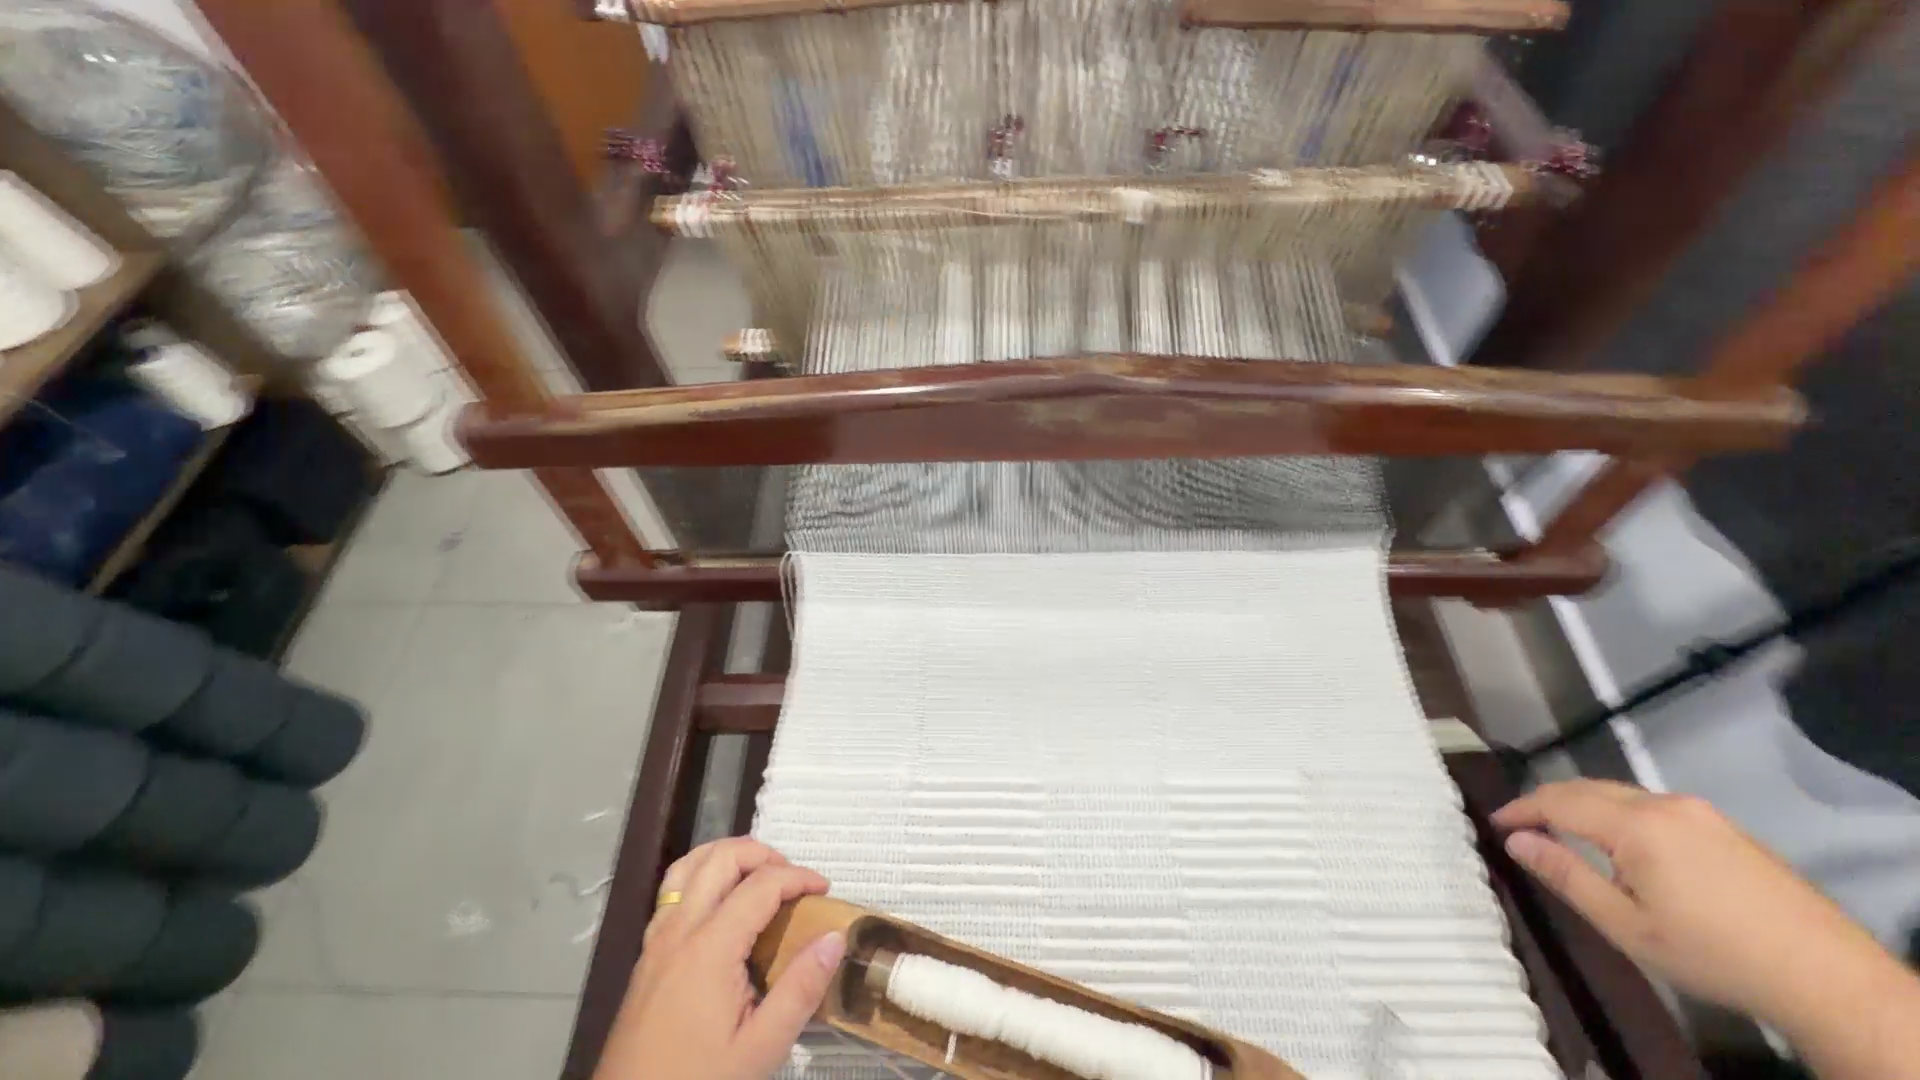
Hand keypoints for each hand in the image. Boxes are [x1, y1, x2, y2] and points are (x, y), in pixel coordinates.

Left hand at [594, 838, 846, 1079]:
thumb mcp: (761, 1047)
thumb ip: (801, 989)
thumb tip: (835, 937)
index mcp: (709, 948)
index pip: (760, 885)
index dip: (798, 877)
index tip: (825, 889)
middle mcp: (679, 930)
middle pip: (720, 859)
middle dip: (763, 853)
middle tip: (794, 879)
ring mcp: (657, 939)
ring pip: (689, 866)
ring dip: (727, 856)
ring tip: (759, 874)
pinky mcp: (647, 954)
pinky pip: (673, 891)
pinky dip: (702, 876)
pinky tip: (721, 903)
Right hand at [1493, 780, 1899, 1028]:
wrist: (1826, 977)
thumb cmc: (1712, 953)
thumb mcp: (1625, 925)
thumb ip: (1565, 876)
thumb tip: (1516, 840)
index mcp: (1636, 826)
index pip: (1558, 801)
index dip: (1520, 809)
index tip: (1493, 823)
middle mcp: (1666, 806)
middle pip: (1588, 789)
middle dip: (1547, 802)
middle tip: (1520, 826)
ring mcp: (1701, 814)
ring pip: (1621, 795)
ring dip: (1583, 806)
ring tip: (1561, 832)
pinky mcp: (1725, 829)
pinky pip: (1652, 807)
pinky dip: (1618, 814)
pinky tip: (1619, 843)